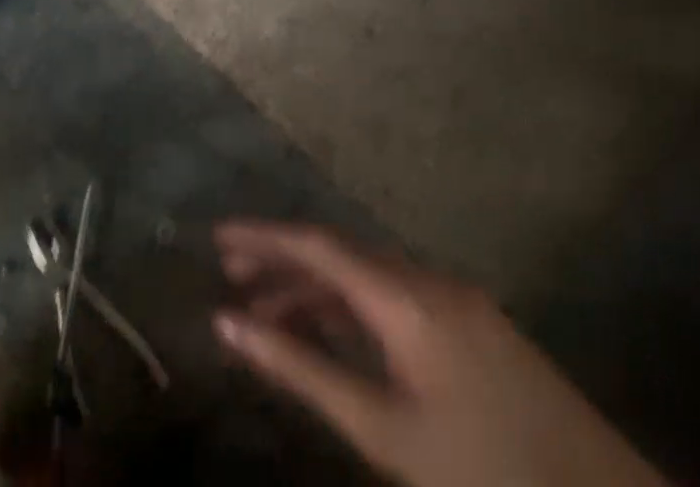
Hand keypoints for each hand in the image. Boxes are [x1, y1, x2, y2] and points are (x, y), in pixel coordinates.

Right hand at [213, 221, 668, 486]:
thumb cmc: (481, 463)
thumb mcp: (378, 424)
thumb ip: (297, 367)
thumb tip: (223, 321)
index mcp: (408, 301)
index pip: (318, 246)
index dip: (262, 236)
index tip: (215, 236)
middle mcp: (436, 287)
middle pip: (343, 254)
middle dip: (283, 261)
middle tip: (231, 275)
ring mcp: (466, 307)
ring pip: (372, 276)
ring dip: (316, 287)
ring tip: (270, 312)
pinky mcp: (484, 331)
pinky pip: (400, 296)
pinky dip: (354, 304)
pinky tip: (332, 331)